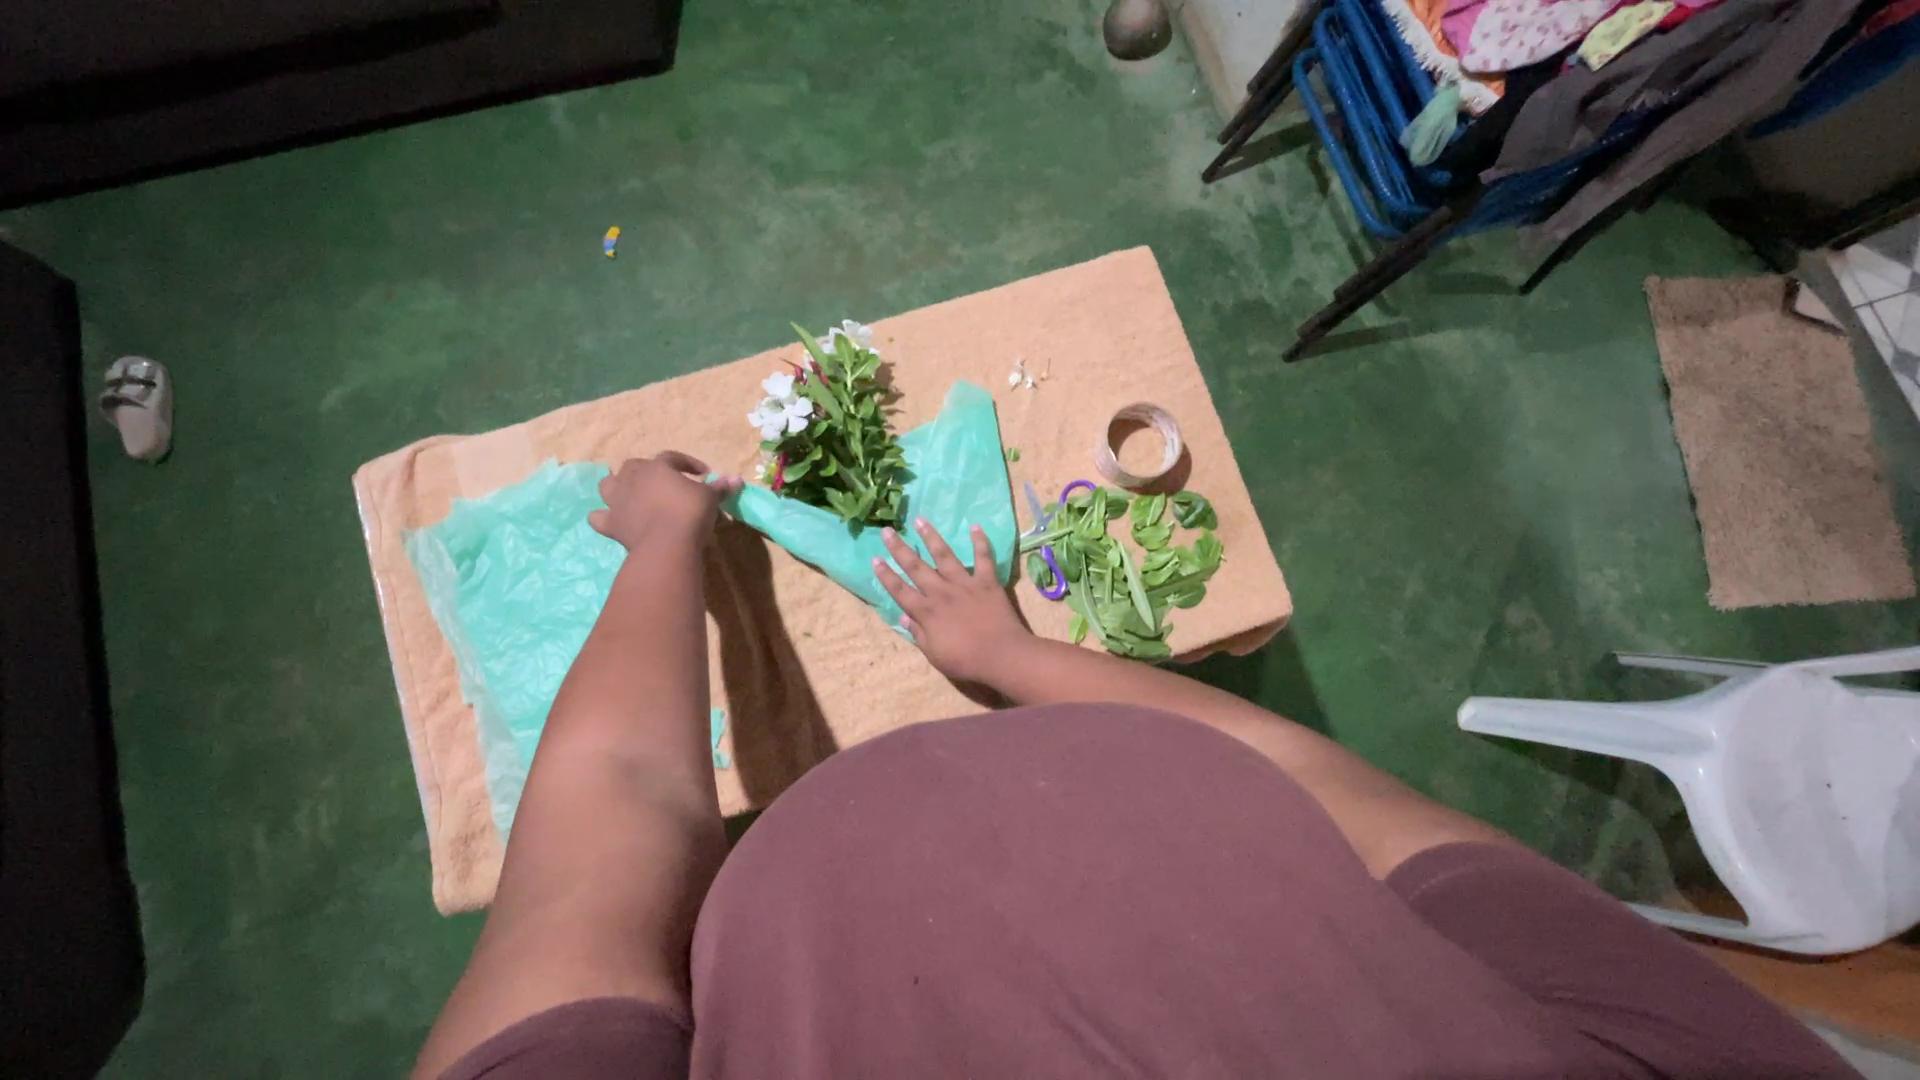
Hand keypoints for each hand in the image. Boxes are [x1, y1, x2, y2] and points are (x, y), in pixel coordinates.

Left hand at [589, 452, 741, 550]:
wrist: (666, 543)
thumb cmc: (690, 513)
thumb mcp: (710, 498)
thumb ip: (720, 487)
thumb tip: (737, 479)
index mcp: (657, 468)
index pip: (672, 457)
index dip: (687, 463)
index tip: (703, 474)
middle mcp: (632, 479)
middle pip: (634, 466)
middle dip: (647, 472)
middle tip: (664, 484)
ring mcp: (618, 501)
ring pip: (608, 485)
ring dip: (618, 487)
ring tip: (632, 495)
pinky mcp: (611, 524)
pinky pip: (598, 518)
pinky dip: (603, 517)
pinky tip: (613, 520)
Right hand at [874, 519, 1030, 684]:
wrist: (1001, 655)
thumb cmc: (965, 660)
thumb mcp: (934, 655)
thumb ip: (919, 634)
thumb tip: (904, 617)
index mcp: (926, 612)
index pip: (900, 590)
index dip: (886, 575)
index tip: (875, 559)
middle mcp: (941, 592)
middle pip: (916, 567)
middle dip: (900, 549)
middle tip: (887, 531)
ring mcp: (965, 584)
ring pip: (944, 556)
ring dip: (932, 537)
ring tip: (921, 520)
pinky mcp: (987, 582)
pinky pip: (983, 558)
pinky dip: (979, 542)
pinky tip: (974, 527)